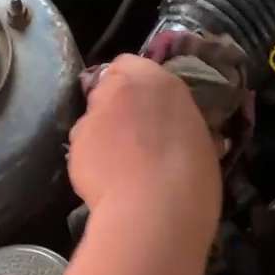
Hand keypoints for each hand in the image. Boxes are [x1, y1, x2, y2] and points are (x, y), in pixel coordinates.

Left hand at [68, 55, 221, 222]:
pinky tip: (106, 185)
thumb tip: (180, 136)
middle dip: (114, 110)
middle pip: (106, 90)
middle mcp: (117, 90)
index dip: (134, 87)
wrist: (155, 211)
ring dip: (101, 137)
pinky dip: (91, 164)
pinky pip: (82, 152)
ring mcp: (91, 118)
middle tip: (131, 140)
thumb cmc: (191, 176)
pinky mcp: (74, 148)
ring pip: (91, 122)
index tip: (145, 110)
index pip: (130, 64)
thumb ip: (180, 126)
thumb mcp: (200, 140)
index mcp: (156, 80)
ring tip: (117, 168)